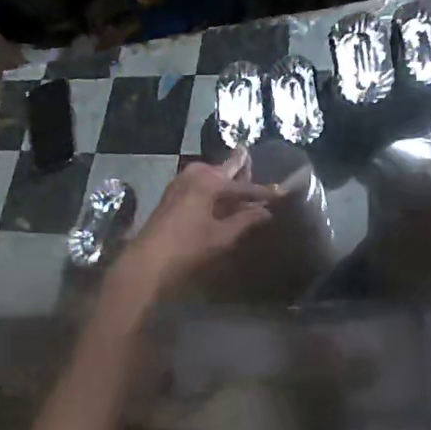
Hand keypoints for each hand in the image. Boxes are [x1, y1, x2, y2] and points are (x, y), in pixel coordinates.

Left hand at [111, 150, 281, 295]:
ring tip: (244, 187)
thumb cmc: (188, 246)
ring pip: (212, 177)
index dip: (263, 191)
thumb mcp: (221, 235)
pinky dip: (214, 190)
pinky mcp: (172, 194)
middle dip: (242, 173)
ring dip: (228, 182)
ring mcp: (180, 183)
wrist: (148, 259)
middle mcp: (194, 174)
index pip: (243, 184)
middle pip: (225, 170)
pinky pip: (201, 185)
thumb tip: (265, 212)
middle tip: (259, 171)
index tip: (282, 191)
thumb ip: (245, 220)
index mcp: (208, 180)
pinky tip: (222, 201)